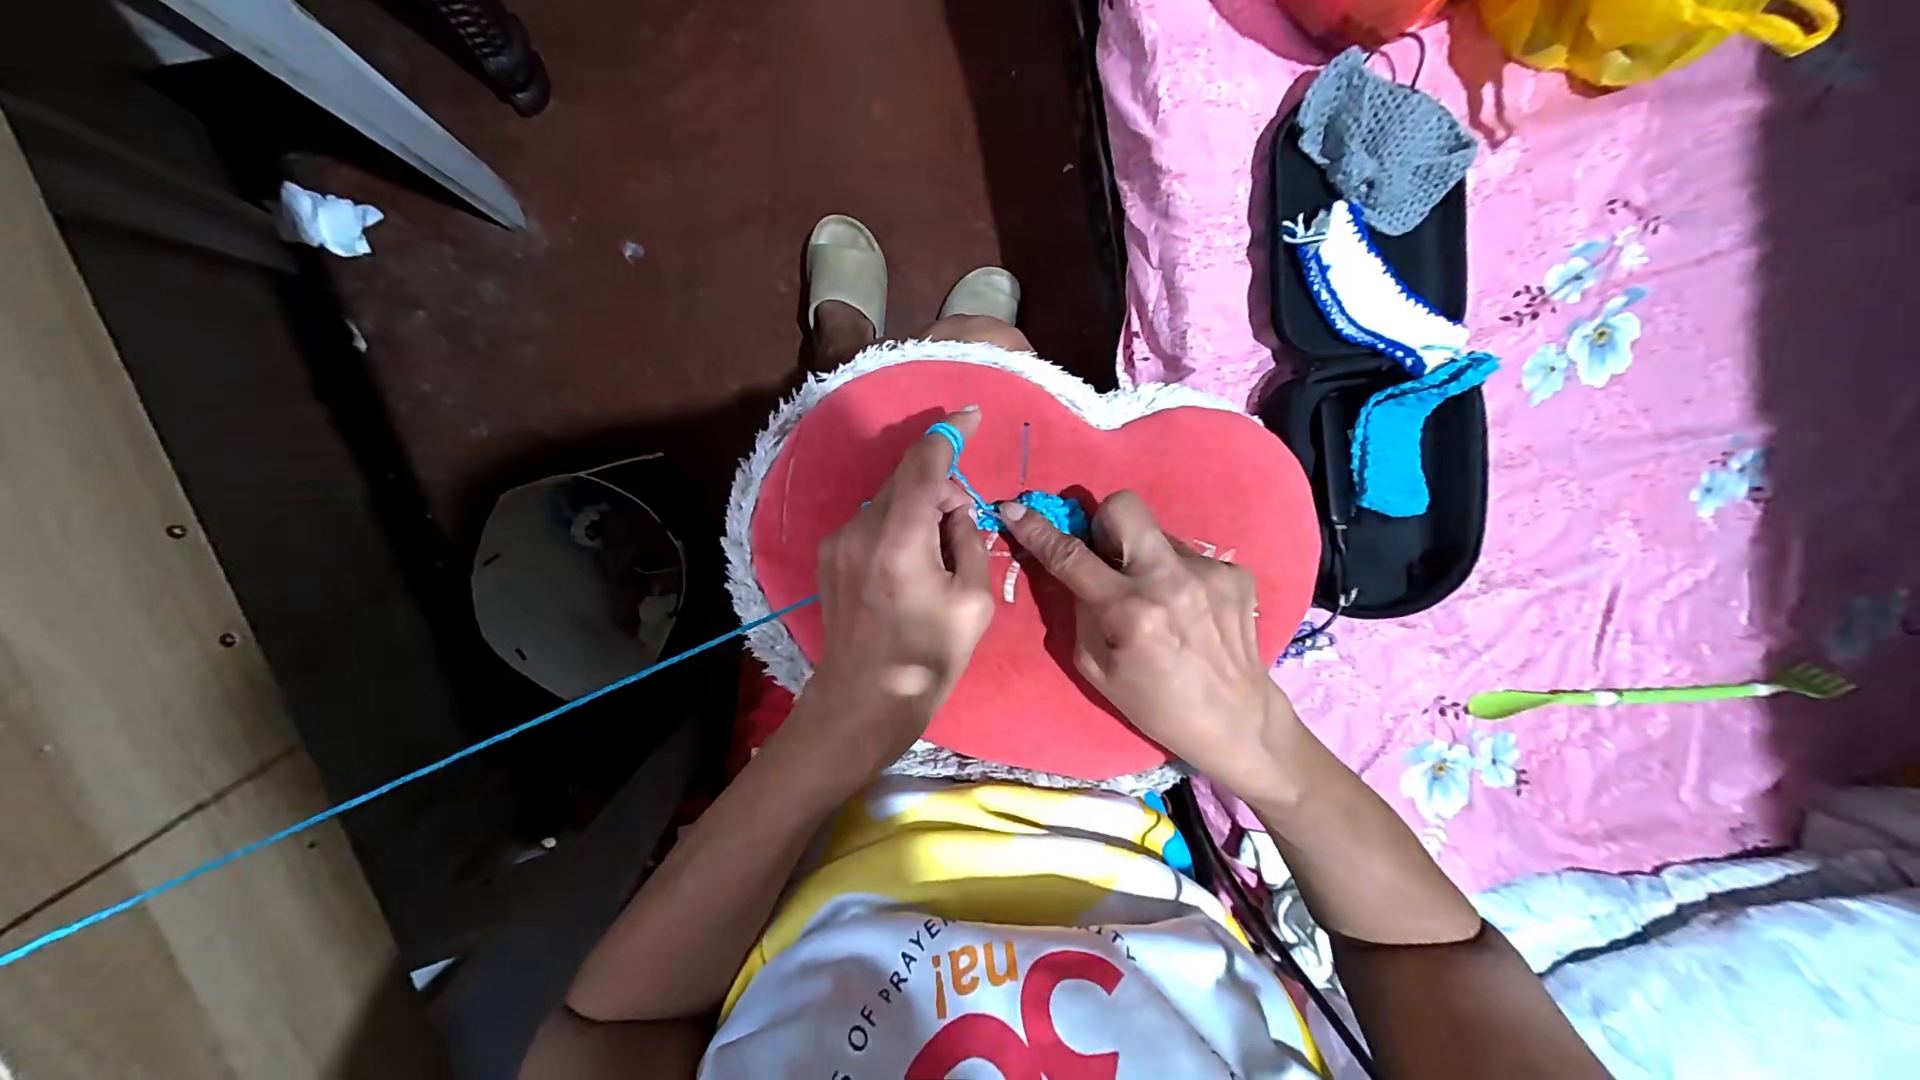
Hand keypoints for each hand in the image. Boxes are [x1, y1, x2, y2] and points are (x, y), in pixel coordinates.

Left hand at [806, 408, 995, 761]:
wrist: (863, 700)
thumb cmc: (927, 659)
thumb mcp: (973, 602)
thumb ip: (969, 540)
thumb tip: (956, 511)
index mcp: (900, 541)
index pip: (924, 463)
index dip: (949, 434)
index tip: (970, 416)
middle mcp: (861, 530)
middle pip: (905, 477)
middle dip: (941, 486)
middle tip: (962, 527)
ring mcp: (838, 541)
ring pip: (889, 498)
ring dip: (919, 508)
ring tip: (935, 555)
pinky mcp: (829, 554)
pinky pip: (872, 520)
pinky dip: (897, 524)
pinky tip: (908, 564)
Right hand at [998, 491, 1298, 792]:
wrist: (1236, 720)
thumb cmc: (1155, 704)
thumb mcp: (1096, 669)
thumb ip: (1080, 611)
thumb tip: (1075, 567)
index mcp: (1130, 612)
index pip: (1070, 557)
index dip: (1036, 530)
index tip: (1013, 509)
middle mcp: (1170, 581)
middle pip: (1124, 507)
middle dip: (1102, 521)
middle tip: (1106, 556)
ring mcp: (1209, 572)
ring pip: (1157, 532)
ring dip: (1143, 556)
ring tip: (1158, 599)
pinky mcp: (1236, 573)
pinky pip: (1187, 555)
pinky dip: (1176, 575)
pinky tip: (1188, 609)